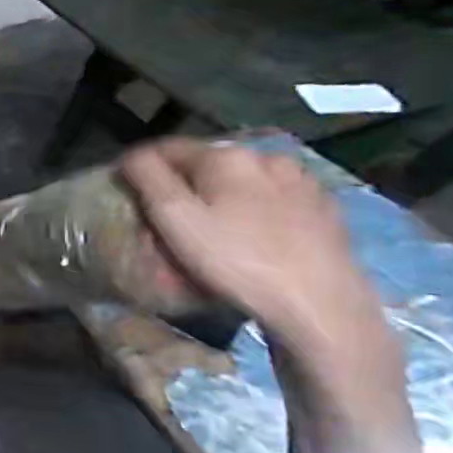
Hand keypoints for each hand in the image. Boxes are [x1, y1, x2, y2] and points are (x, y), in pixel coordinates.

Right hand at [119, 139, 388, 355]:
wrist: (320, 304)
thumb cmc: (236, 261)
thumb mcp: (175, 219)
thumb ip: (148, 179)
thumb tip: (132, 155)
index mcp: (226, 156)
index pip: (169, 148)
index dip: (142, 166)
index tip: (127, 189)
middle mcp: (266, 156)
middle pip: (208, 163)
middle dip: (184, 183)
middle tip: (168, 215)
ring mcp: (302, 180)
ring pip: (244, 179)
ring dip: (222, 193)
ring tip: (212, 225)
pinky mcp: (325, 207)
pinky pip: (275, 197)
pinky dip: (255, 208)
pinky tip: (252, 235)